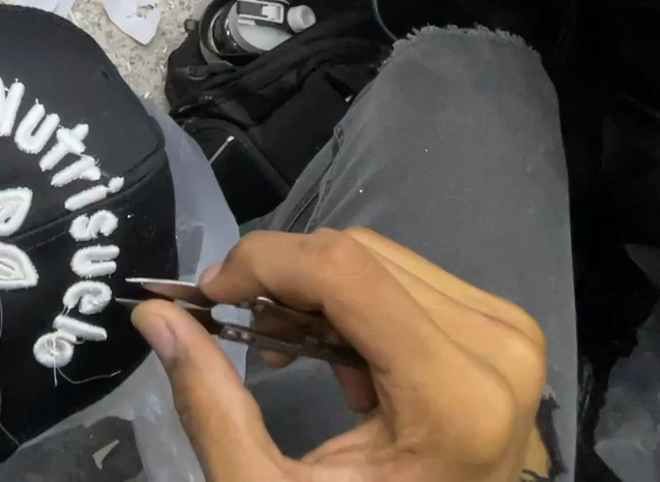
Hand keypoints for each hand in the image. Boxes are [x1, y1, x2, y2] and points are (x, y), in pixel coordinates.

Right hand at [130, 228, 549, 481]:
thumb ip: (210, 406)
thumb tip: (153, 315)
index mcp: (455, 400)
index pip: (342, 271)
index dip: (261, 263)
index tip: (208, 294)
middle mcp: (496, 349)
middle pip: (351, 255)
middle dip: (280, 281)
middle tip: (241, 330)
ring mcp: (506, 334)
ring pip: (372, 254)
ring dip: (312, 290)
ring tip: (292, 352)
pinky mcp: (503, 329)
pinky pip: (400, 273)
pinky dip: (349, 299)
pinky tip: (341, 358)